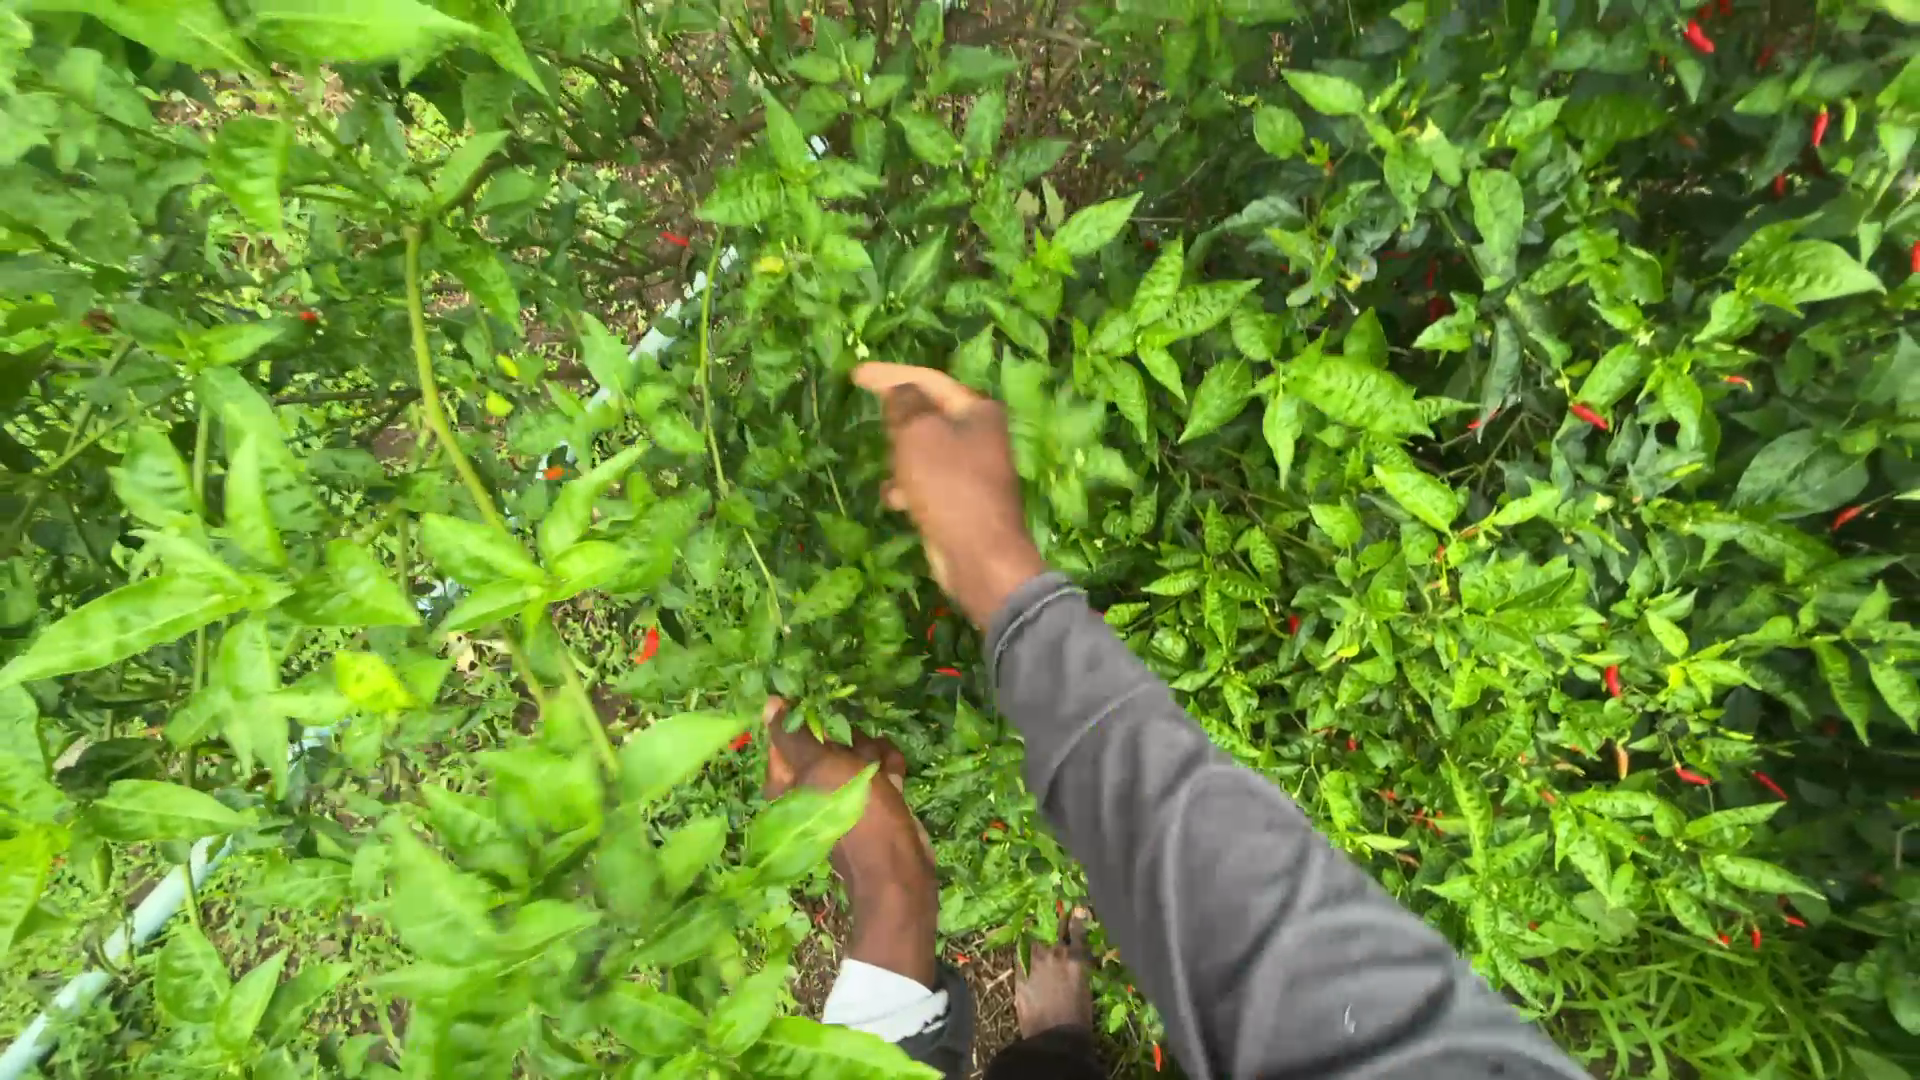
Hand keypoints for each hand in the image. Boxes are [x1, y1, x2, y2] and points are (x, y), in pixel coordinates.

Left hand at [762, 698, 936, 985]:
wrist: (898, 866)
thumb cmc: (854, 814)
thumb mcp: (821, 766)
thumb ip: (794, 735)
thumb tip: (768, 702)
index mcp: (786, 779)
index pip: (789, 732)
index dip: (810, 717)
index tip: (829, 713)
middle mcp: (810, 784)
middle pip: (827, 737)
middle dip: (851, 737)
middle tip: (859, 751)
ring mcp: (841, 792)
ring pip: (857, 749)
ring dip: (875, 752)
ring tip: (882, 771)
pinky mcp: (869, 798)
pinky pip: (876, 767)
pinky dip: (888, 768)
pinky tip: (896, 778)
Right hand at [851, 362, 1045, 628]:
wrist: (979, 557)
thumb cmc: (949, 486)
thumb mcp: (918, 434)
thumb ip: (904, 404)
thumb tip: (898, 391)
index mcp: (977, 410)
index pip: (928, 380)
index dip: (889, 374)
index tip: (854, 375)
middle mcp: (980, 435)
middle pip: (928, 415)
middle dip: (898, 421)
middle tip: (870, 420)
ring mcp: (973, 469)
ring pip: (924, 451)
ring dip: (901, 459)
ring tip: (889, 469)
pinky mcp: (961, 500)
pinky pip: (927, 482)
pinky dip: (909, 487)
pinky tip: (896, 501)